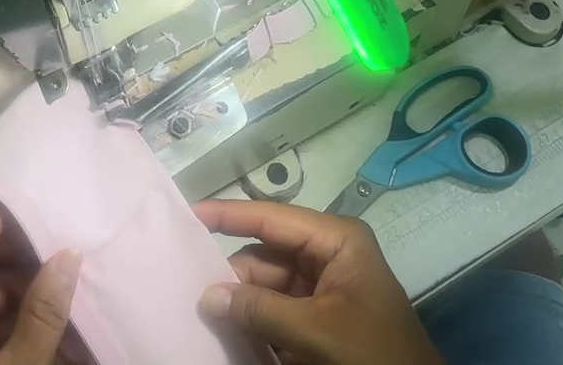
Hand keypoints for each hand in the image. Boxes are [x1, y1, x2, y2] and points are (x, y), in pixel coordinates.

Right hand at [195, 200, 441, 364]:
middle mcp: (328, 254)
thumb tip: (208, 295)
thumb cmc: (374, 355)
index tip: (189, 212)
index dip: (229, 214)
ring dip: (240, 302)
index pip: (272, 218)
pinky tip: (229, 332)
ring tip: (203, 312)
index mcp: (336, 240)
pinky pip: (278, 312)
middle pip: (265, 254)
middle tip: (189, 282)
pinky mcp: (321, 319)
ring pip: (267, 286)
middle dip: (231, 272)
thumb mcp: (317, 332)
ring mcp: (325, 287)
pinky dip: (256, 323)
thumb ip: (261, 311)